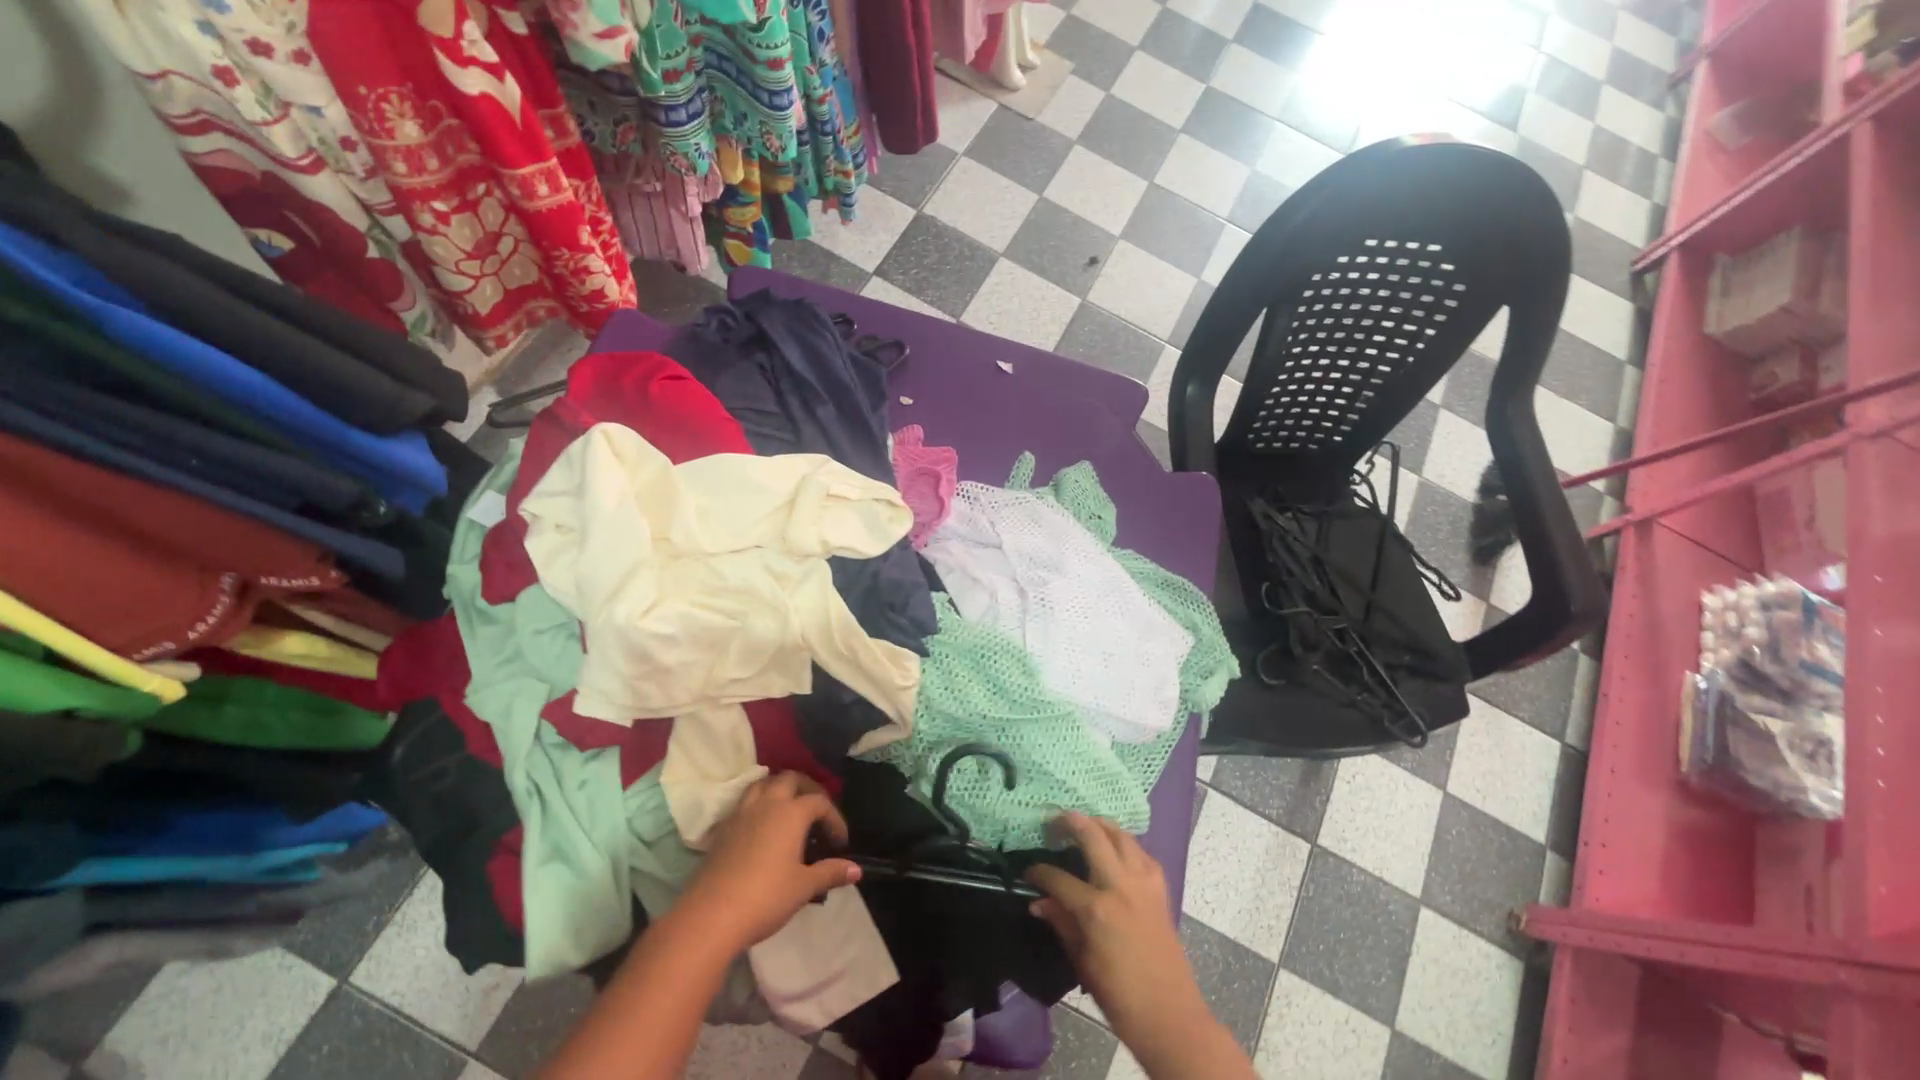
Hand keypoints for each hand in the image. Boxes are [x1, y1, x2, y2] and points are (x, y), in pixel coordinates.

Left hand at [674, 772, 861, 951]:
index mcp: (790, 813)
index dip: (835, 819)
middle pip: (789, 780)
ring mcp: (739, 815)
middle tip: (818, 814)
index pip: (820, 802)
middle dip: (808, 790)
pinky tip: (761, 831)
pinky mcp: (722, 830)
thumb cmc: (766, 897)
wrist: (711, 916)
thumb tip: (856, 870)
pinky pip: (743, 804)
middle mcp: (765, 804)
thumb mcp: (804, 886)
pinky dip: (758, 807)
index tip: (840, 844)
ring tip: (789, 813)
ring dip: (779, 791)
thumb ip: (830, 872)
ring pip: (762, 785)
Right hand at [1026, 813, 1204, 1038]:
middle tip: (1055, 820)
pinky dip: (1125, 844)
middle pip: (1094, 836)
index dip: (1039, 872)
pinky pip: (1141, 854)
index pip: (1059, 878)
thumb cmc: (1119, 995)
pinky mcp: (1161, 889)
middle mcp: (1121, 886)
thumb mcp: (1081, 961)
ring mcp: (1145, 884)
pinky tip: (1116, 851)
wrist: (1169, 1013)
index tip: (1028, 871)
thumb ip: (1061, 924)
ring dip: (1101, 825)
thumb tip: (1039, 903)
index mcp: (1096, 908)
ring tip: (1085, 825)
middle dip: (1071, 823)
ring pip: (1122, 836)